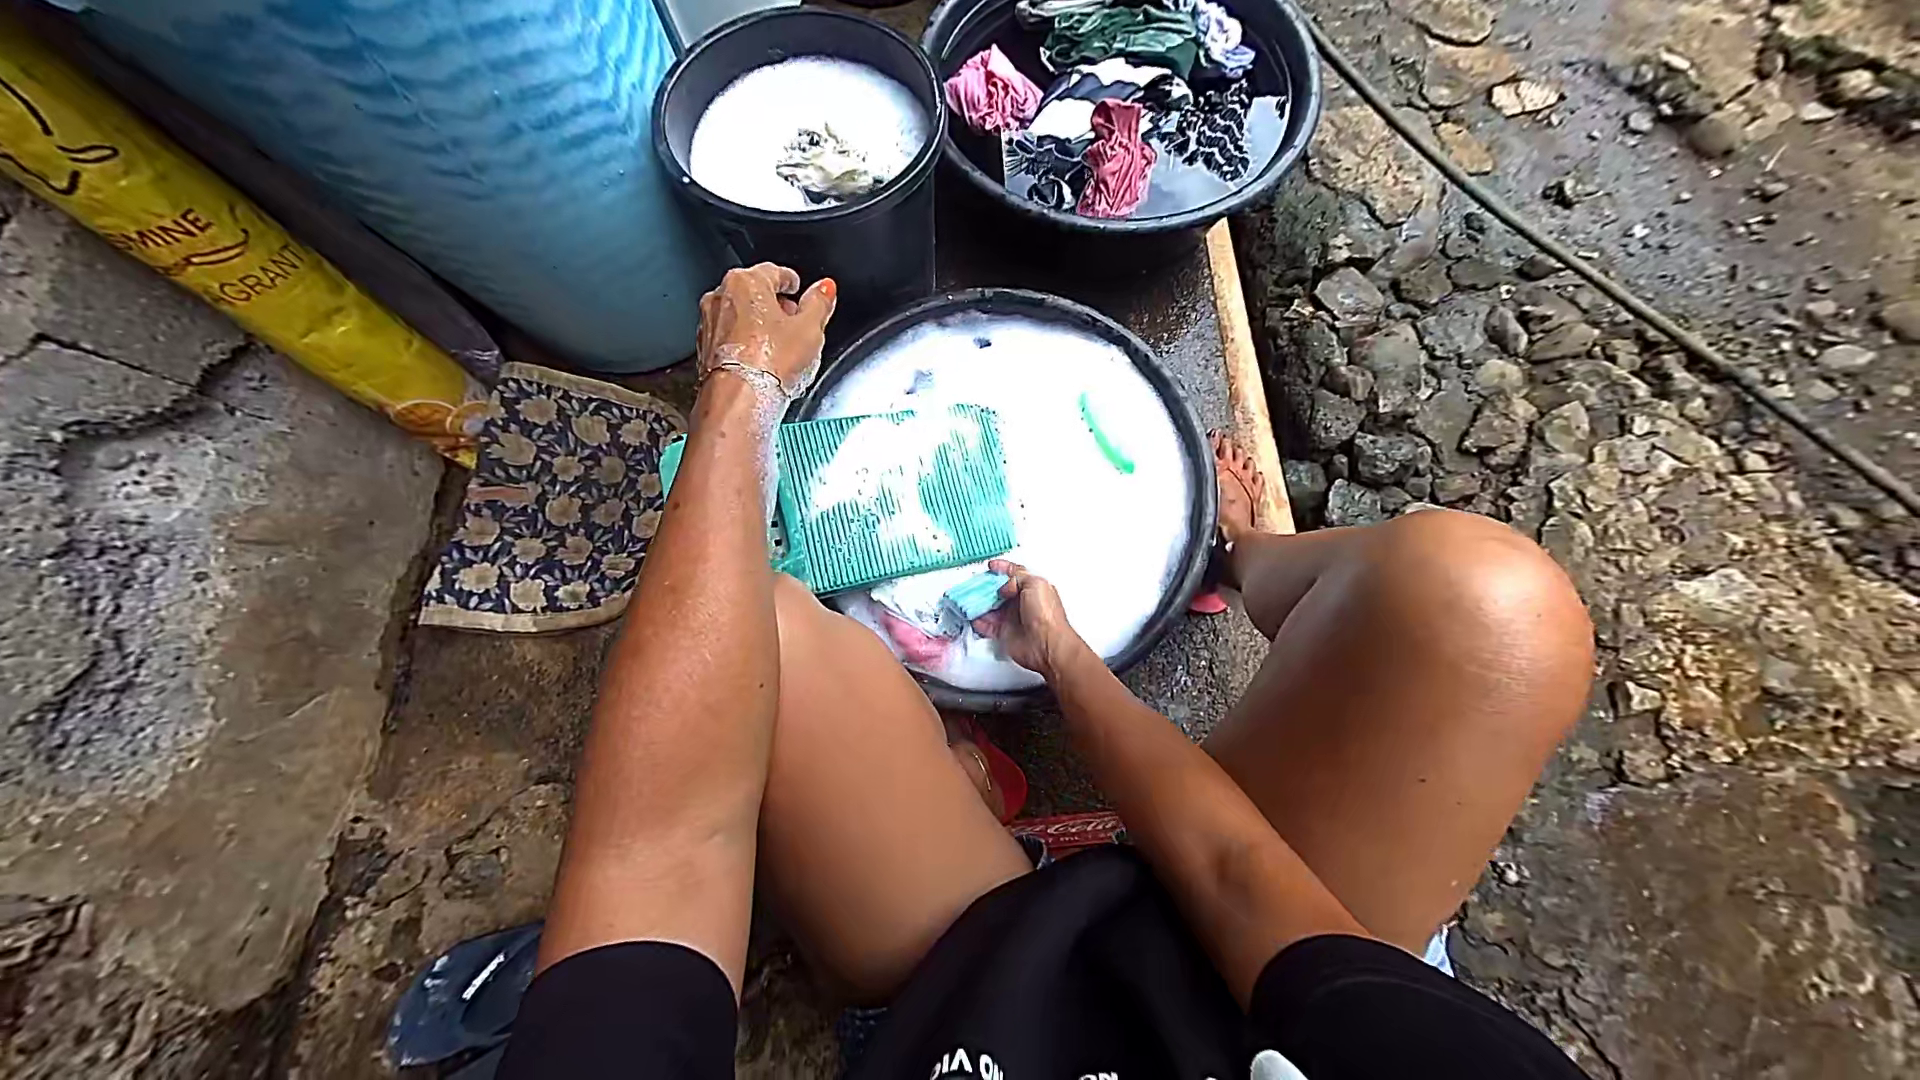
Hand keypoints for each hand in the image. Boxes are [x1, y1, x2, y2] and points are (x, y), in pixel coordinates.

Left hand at [696, 263, 835, 397]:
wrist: (740, 399)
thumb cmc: (770, 363)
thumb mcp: (810, 329)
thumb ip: (820, 303)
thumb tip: (826, 289)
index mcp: (746, 282)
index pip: (774, 272)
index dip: (790, 280)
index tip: (797, 287)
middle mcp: (721, 297)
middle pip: (754, 293)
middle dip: (775, 305)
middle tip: (794, 322)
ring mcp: (709, 323)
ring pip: (740, 316)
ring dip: (758, 325)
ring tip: (779, 346)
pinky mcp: (705, 349)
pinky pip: (730, 339)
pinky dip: (745, 344)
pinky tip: (760, 360)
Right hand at [973, 559, 1090, 680]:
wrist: (1046, 644)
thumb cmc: (1046, 615)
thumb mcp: (1035, 583)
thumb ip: (1017, 577)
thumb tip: (1004, 585)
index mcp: (1032, 588)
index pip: (1015, 574)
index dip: (1003, 569)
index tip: (991, 566)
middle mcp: (1023, 603)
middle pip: (1000, 591)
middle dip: (986, 587)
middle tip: (975, 584)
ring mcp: (1013, 618)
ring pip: (992, 607)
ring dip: (980, 604)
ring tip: (970, 600)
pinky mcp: (1006, 633)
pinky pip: (988, 625)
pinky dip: (979, 622)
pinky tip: (974, 618)